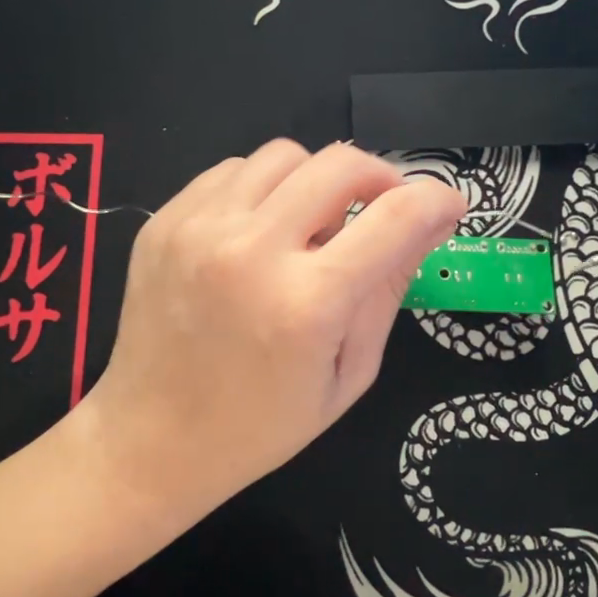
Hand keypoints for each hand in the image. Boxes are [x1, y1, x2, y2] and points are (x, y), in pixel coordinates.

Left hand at [79, 140, 464, 511]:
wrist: (149, 441)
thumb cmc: (260, 425)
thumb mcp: (347, 373)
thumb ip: (389, 290)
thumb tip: (428, 223)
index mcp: (307, 303)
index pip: (394, 217)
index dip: (435, 199)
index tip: (448, 204)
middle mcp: (251, 251)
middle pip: (339, 164)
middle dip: (380, 177)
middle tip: (382, 209)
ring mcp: (199, 228)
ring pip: (284, 155)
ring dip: (316, 180)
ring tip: (312, 224)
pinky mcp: (164, 221)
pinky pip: (232, 171)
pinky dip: (262, 190)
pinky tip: (259, 232)